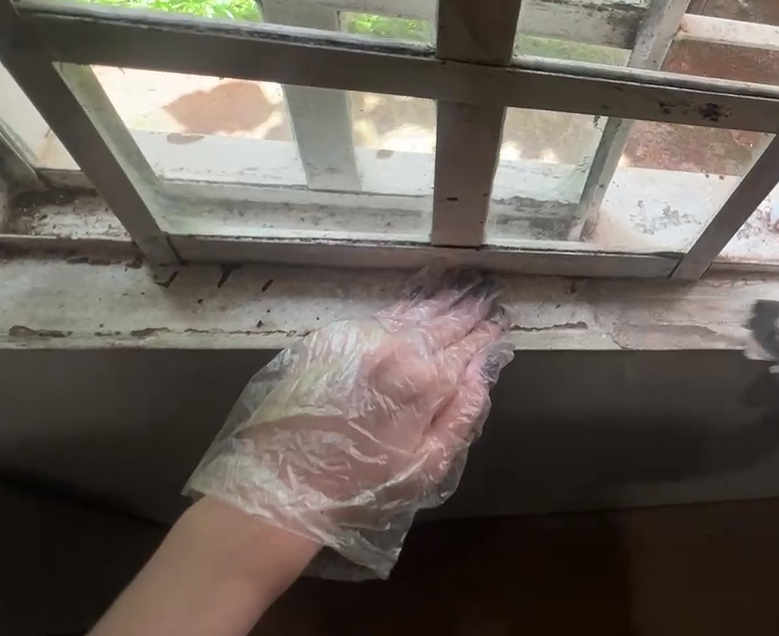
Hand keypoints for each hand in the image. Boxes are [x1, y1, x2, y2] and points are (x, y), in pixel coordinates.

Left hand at [186, 281, 511, 577]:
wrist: (276, 496)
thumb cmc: (362, 490)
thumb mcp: (428, 465)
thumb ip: (464, 411)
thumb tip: (486, 367)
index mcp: (427, 380)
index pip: (469, 347)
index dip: (488, 333)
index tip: (502, 319)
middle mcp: (399, 348)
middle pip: (445, 321)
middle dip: (469, 308)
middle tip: (488, 292)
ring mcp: (364, 339)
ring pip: (415, 310)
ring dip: (441, 298)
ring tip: (461, 283)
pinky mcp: (334, 338)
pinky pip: (383, 313)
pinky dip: (407, 302)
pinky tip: (420, 294)